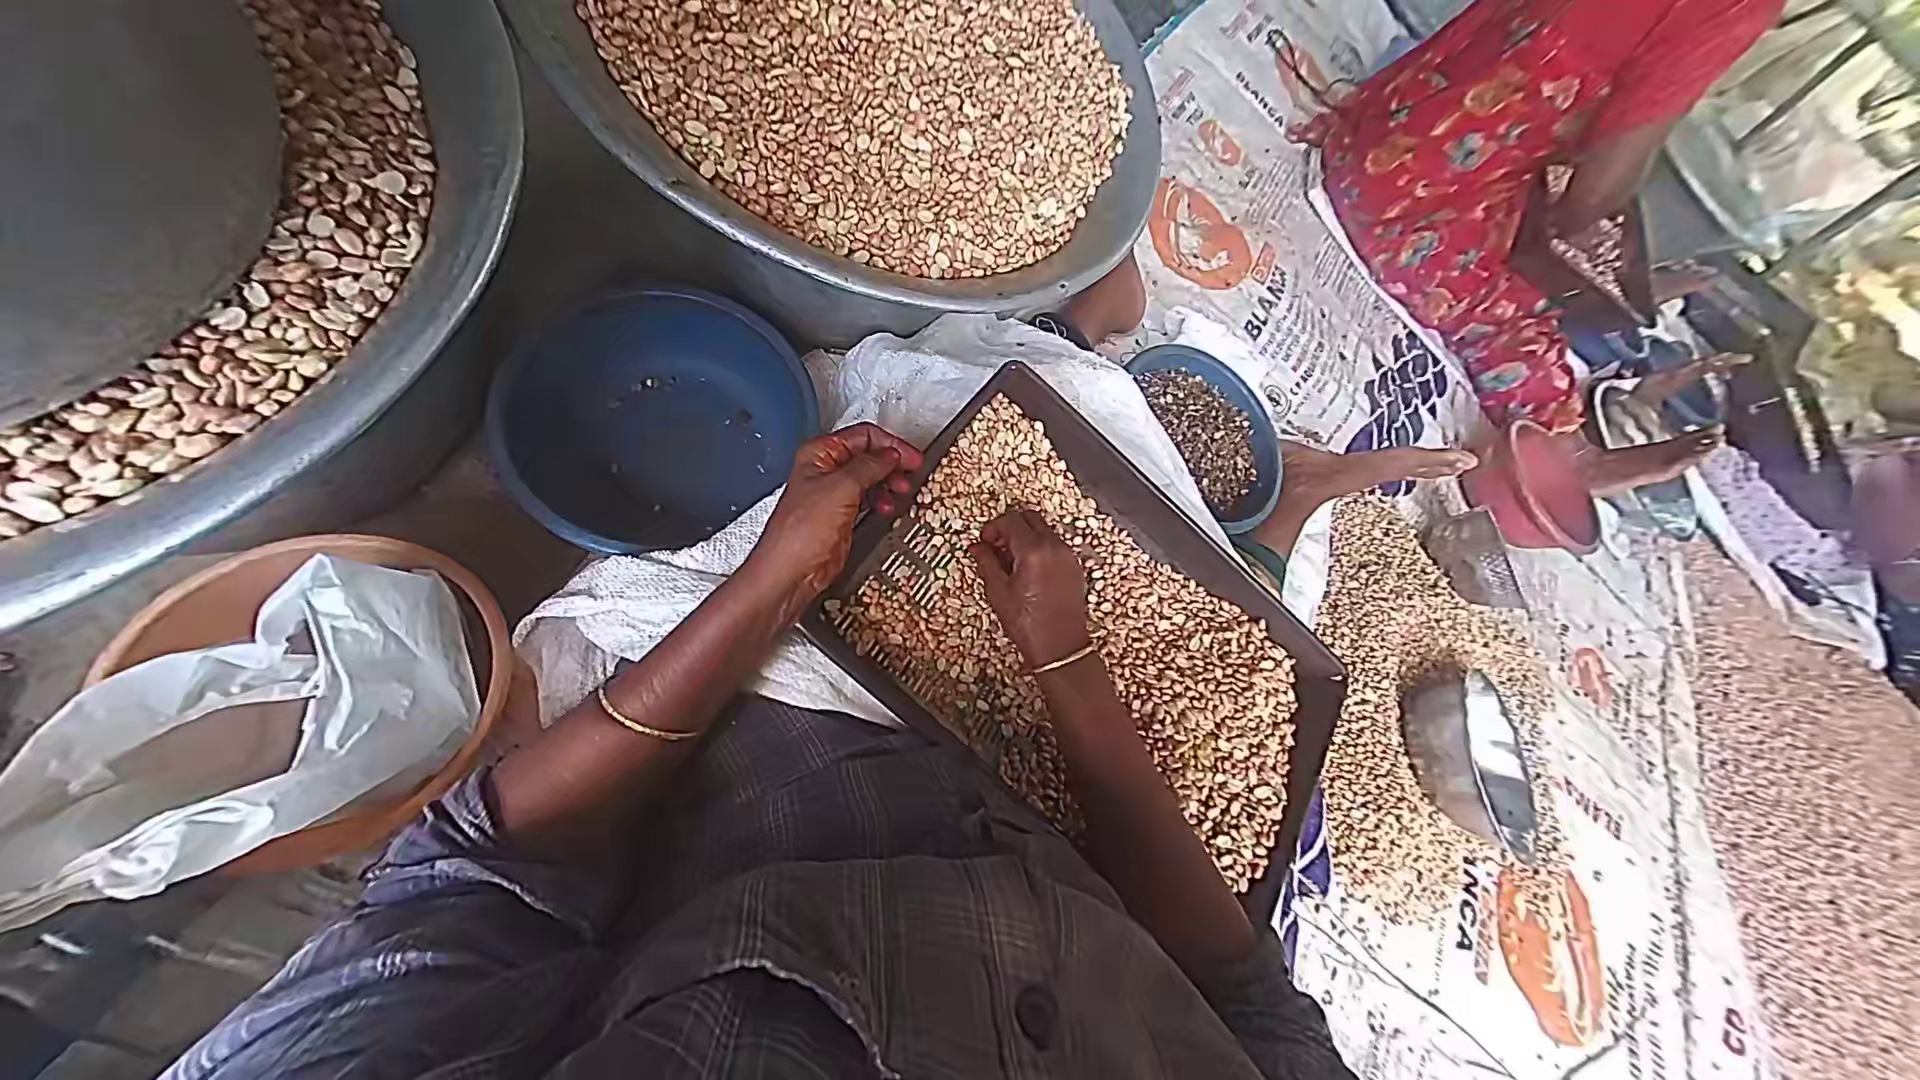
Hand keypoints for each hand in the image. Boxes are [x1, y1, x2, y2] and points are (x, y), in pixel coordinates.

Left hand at [743, 422, 922, 618]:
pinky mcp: (843, 516)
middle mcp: (826, 471)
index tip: (910, 456)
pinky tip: (888, 507)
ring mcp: (835, 494)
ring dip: (889, 483)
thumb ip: (869, 466)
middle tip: (910, 472)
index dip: (889, 444)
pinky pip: (869, 500)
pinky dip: (882, 501)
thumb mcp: (842, 487)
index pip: (862, 436)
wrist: (793, 570)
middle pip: (869, 456)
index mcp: (819, 454)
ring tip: (900, 491)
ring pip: (871, 479)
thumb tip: (890, 455)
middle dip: (892, 464)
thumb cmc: (801, 532)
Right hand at [969, 507, 1091, 667]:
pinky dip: (1038, 547)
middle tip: (995, 546)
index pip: (1010, 520)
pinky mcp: (1074, 566)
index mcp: (1034, 551)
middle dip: (1009, 527)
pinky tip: (1026, 569)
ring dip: (1024, 536)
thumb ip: (986, 563)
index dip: (992, 527)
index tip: (984, 541)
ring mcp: (1067, 556)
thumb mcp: (998, 592)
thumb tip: (977, 547)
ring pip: (1042, 529)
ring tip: (1009, 561)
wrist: (1060, 648)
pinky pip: (1053, 544)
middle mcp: (1055, 547)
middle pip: (1029, 517)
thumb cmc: (1028, 625)